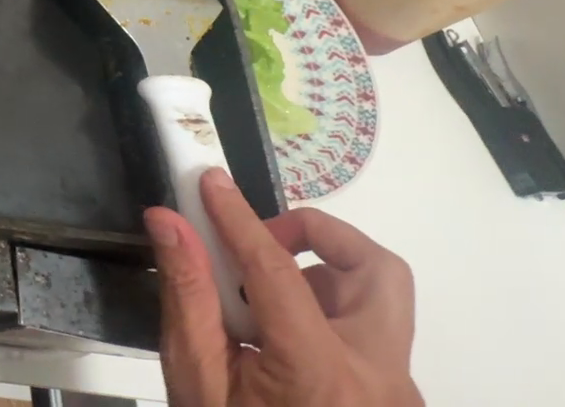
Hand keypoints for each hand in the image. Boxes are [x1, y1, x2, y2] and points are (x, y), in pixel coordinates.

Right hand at [147, 169, 420, 406]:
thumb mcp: (194, 377)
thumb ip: (186, 293)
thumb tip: (167, 220)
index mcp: (321, 374)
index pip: (279, 270)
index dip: (239, 216)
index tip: (209, 180)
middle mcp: (381, 379)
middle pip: (378, 272)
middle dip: (319, 234)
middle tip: (263, 239)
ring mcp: (396, 391)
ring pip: (379, 299)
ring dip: (321, 273)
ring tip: (262, 291)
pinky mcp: (394, 397)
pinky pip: (367, 330)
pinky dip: (321, 308)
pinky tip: (274, 333)